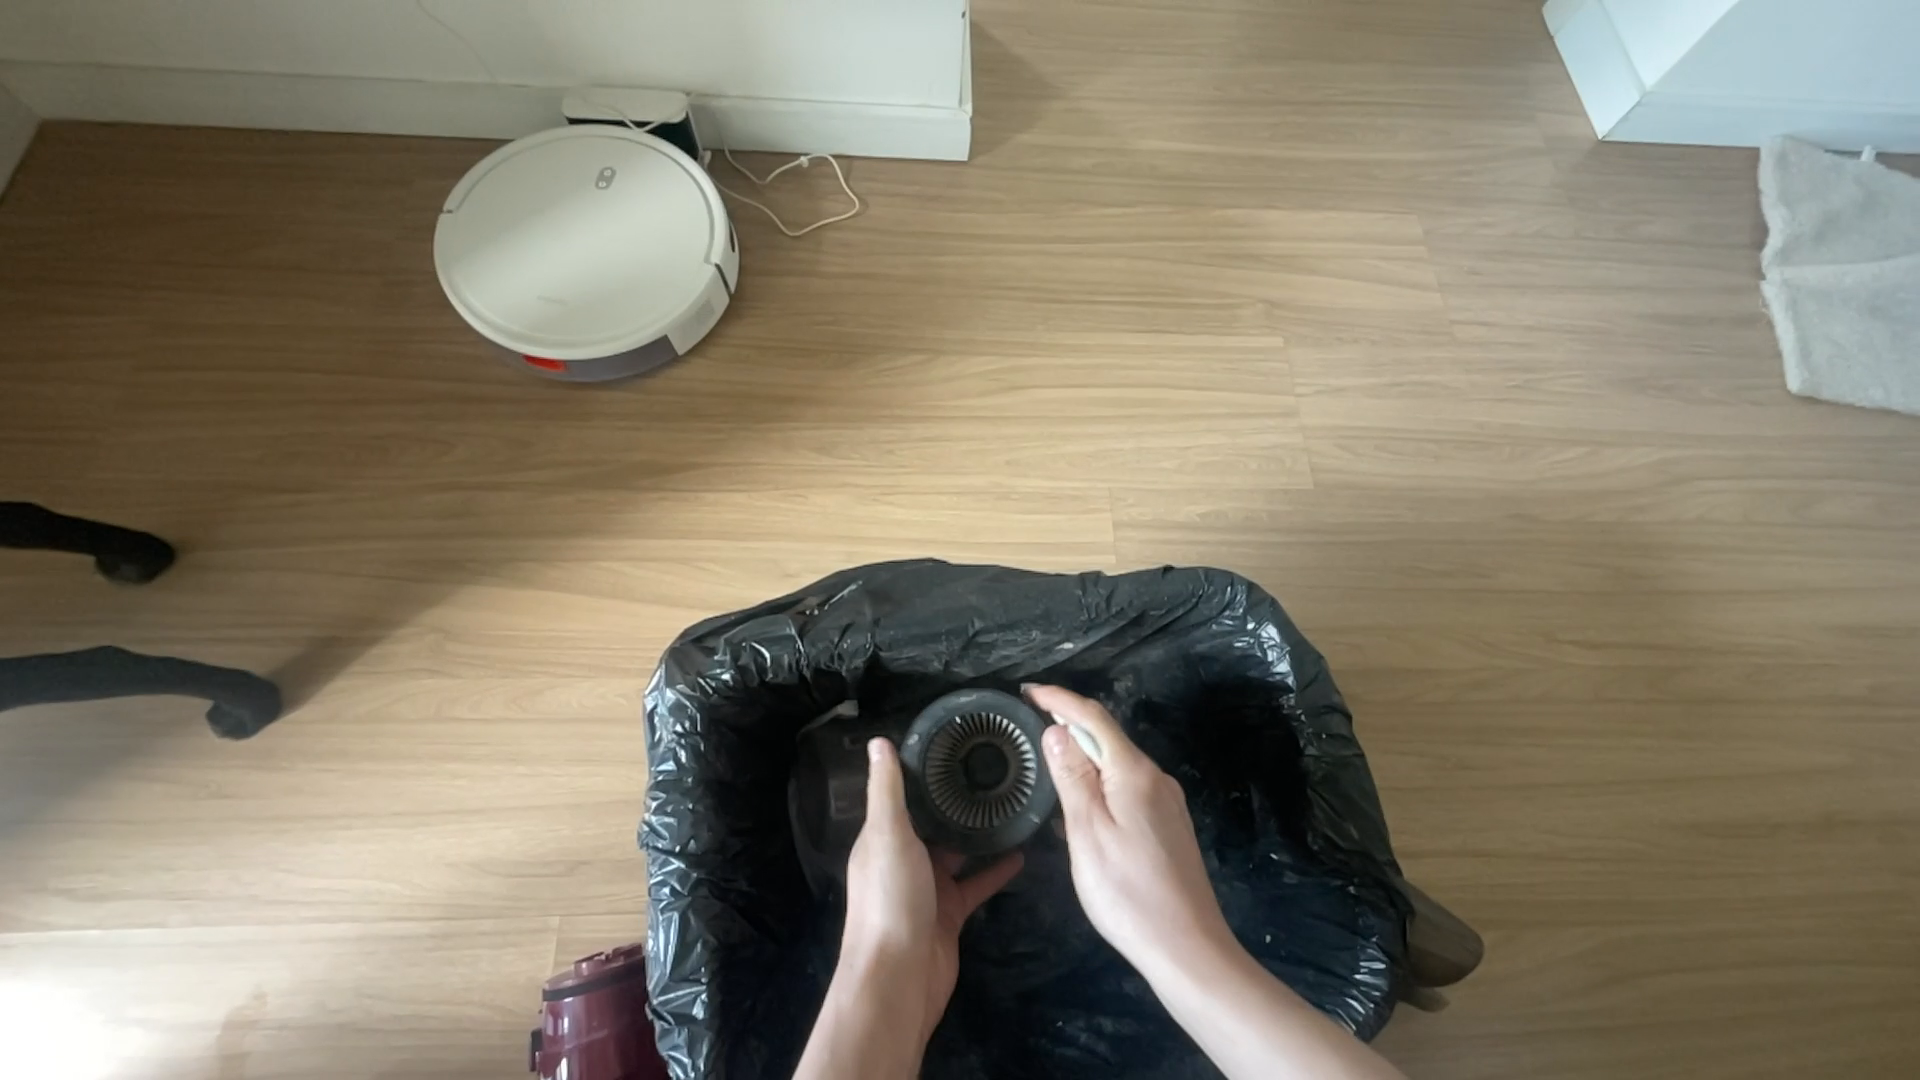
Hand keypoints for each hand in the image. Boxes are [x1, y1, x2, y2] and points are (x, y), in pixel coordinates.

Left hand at [841, 737, 1023, 1042]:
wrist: (899, 978)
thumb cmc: (890, 898)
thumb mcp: (888, 834)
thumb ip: (887, 790)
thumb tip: (878, 741)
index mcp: (883, 837)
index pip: (903, 795)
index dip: (925, 771)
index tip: (955, 743)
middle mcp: (904, 857)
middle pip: (933, 821)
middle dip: (957, 800)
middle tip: (994, 769)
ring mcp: (929, 887)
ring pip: (958, 851)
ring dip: (980, 833)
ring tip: (1013, 803)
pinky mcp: (951, 912)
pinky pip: (977, 883)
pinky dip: (996, 869)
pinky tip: (1022, 851)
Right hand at [1025, 685, 1235, 980]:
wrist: (1188, 949)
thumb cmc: (1128, 891)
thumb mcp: (1087, 832)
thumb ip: (1072, 777)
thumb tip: (1056, 729)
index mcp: (1135, 772)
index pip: (1092, 717)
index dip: (1059, 699)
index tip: (1027, 691)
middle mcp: (1156, 778)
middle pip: (1108, 737)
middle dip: (1069, 723)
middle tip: (1029, 723)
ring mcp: (1166, 802)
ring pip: (1118, 763)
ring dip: (1083, 755)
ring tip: (1047, 761)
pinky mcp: (1169, 825)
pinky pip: (1127, 787)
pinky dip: (1099, 781)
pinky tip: (1080, 804)